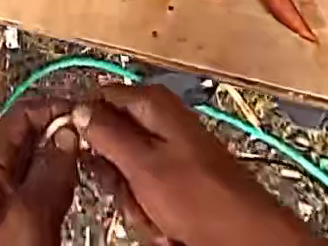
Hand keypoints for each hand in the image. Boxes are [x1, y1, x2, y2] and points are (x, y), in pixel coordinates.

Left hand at [0, 98, 80, 245]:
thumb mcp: (32, 215)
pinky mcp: (2, 216)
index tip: (83, 114)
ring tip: (83, 159)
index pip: (21, 112)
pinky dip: (51, 180)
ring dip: (56, 156)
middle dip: (57, 132)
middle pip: (25, 134)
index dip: (53, 108)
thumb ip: (51, 171)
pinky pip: (30, 184)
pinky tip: (67, 189)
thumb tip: (67, 133)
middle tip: (88, 137)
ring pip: (30, 161)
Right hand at [74, 85, 322, 245]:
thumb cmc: (203, 199)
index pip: (98, 96)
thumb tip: (76, 108)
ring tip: (154, 213)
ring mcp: (170, 148)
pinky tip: (165, 223)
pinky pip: (146, 188)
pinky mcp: (178, 176)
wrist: (250, 242)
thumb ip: (105, 131)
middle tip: (131, 191)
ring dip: (132, 195)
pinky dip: (150, 208)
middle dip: (114, 171)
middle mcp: (160, 117)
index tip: (77, 147)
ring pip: (126, 168)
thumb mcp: (143, 164)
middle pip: (111, 136)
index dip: (83, 121)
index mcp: (151, 101)